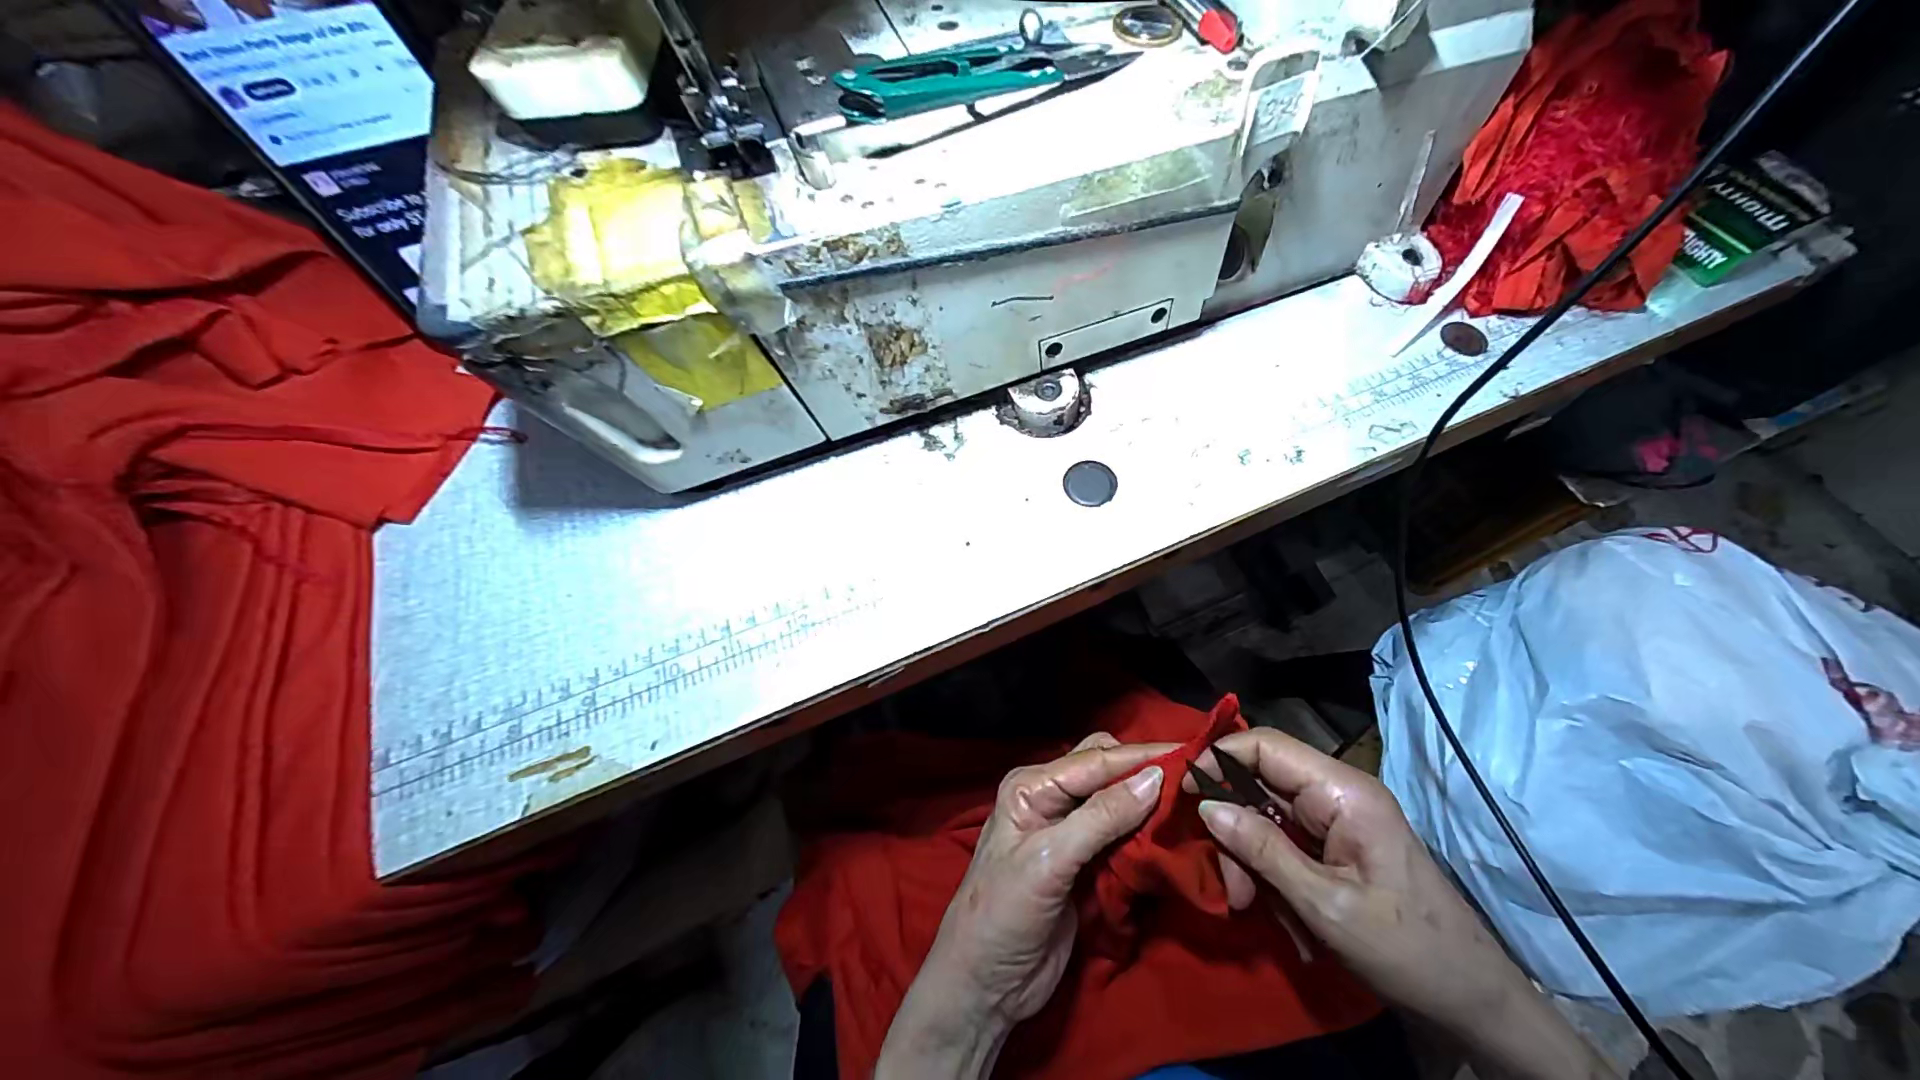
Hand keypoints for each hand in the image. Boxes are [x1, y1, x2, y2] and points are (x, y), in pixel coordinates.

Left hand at [876, 733, 1174, 1079]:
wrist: (987, 983)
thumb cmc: (1005, 914)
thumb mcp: (1049, 861)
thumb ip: (1100, 818)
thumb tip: (1155, 777)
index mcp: (1032, 786)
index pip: (1095, 760)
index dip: (1143, 756)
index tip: (1194, 755)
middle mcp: (1050, 798)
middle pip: (1106, 769)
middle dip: (1147, 771)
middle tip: (1197, 779)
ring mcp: (1067, 830)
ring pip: (1116, 799)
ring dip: (1150, 800)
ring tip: (1195, 800)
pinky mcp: (1084, 862)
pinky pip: (1121, 833)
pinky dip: (1146, 830)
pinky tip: (1172, 832)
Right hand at [1189, 729, 1612, 1079]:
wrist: (1475, 1002)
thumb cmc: (1408, 950)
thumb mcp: (1325, 905)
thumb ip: (1262, 850)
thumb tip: (1204, 806)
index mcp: (1343, 791)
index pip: (1265, 744)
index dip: (1218, 758)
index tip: (1183, 792)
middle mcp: (1336, 793)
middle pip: (1257, 780)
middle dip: (1231, 824)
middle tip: (1227, 881)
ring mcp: (1335, 818)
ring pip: (1262, 811)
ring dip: (1245, 854)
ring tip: (1247, 903)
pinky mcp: (1333, 842)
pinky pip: (1279, 837)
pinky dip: (1264, 867)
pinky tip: (1269, 905)